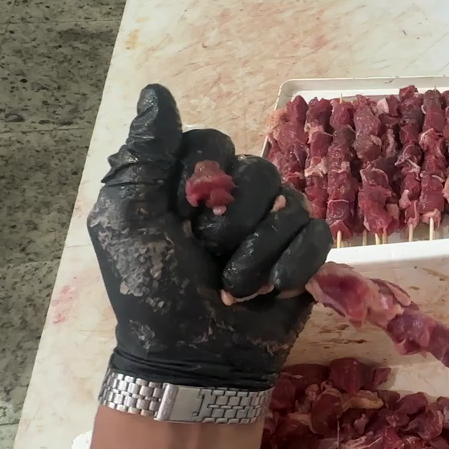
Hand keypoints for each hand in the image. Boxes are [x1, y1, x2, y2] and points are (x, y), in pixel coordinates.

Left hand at [87, 84, 331, 390]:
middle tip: (209, 255)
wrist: (195, 358)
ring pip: (292, 203)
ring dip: (260, 253)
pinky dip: (296, 264)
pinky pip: (320, 234)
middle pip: (259, 169)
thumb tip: (158, 91)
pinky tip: (275, 289)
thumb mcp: (128, 219)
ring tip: (237, 285)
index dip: (200, 179)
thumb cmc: (152, 291)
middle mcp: (236, 196)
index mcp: (189, 183)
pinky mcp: (308, 252)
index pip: (212, 142)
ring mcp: (276, 224)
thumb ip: (144, 155)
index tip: (179, 216)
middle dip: (232, 222)